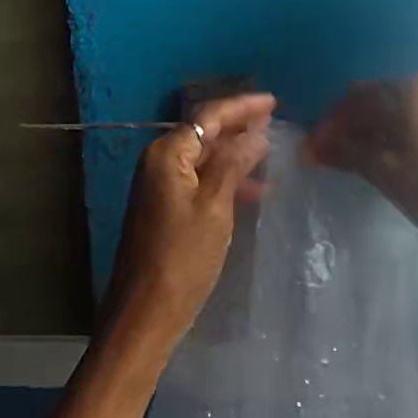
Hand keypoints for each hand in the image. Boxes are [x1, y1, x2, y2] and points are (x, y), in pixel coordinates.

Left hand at [101, 93, 275, 339]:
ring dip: (234, 152)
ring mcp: (160, 185)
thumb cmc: (182, 258)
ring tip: (269, 149)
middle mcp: (159, 161)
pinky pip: (199, 179)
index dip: (242, 107)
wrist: (144, 315)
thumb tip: (257, 133)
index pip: (208, 117)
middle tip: (273, 120)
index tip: (273, 102)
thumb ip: (234, 164)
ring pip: (203, 157)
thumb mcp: (214, 207)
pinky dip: (225, 178)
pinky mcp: (165, 207)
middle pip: (203, 132)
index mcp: (166, 154)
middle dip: (238, 125)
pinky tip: (253, 189)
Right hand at [304, 75, 417, 258]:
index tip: (311, 151)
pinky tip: (377, 164)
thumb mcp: (384, 172)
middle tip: (323, 160)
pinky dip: (388, 141)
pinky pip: (408, 125)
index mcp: (408, 90)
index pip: (353, 98)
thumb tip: (309, 148)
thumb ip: (345, 152)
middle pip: (371, 103)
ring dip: (365, 137)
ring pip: (389, 116)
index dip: (330, 124)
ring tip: (346, 165)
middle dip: (346, 130)